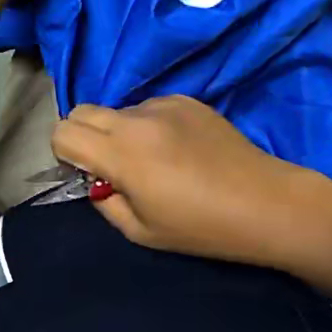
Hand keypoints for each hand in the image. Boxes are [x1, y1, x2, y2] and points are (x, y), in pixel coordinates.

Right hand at [49, 95, 331, 268]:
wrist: (269, 204)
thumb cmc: (203, 228)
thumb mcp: (141, 231)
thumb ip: (105, 202)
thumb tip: (96, 181)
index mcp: (121, 153)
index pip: (63, 131)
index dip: (66, 154)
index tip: (87, 174)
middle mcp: (135, 119)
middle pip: (81, 111)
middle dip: (84, 136)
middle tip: (111, 166)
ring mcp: (162, 105)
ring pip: (117, 111)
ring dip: (120, 131)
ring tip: (156, 160)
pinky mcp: (185, 100)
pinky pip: (149, 108)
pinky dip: (150, 126)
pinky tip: (181, 150)